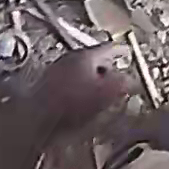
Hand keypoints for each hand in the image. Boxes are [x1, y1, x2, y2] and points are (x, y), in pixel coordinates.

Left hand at [19, 43, 133, 135]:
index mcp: (85, 56)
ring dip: (91, 78)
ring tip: (101, 90)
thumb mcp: (105, 94)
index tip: (129, 53)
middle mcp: (69, 58)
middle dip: (107, 67)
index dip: (122, 51)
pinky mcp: (45, 86)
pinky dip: (78, 86)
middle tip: (117, 76)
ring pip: (80, 70)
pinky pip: (69, 81)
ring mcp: (55, 71)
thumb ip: (122, 84)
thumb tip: (131, 79)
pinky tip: (82, 100)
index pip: (109, 48)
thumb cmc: (74, 103)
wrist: (37, 119)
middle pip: (94, 58)